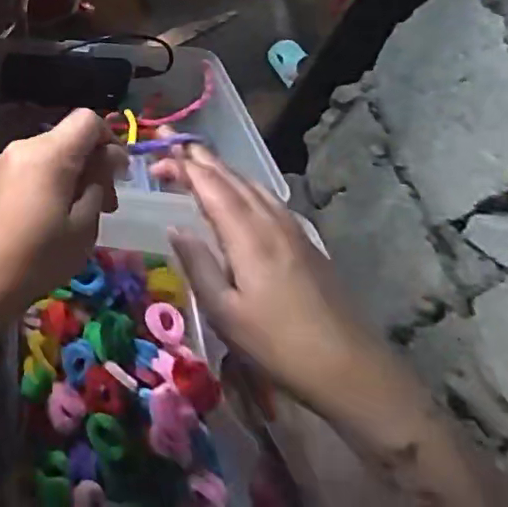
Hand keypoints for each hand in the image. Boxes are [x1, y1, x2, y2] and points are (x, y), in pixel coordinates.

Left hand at [0, 110, 126, 347]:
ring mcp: (4, 160)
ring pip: (50, 152)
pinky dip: (50, 179)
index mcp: (49, 153)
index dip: (109, 139)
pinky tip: (53, 214)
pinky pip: (31, 166)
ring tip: (82, 213)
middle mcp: (24, 146)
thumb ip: (100, 182)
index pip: (87, 119)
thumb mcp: (85, 224)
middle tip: (108, 204)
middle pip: (68, 137)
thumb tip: (108, 157)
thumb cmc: (40, 255)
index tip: (118, 174)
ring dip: (72, 173)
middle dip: (93, 162)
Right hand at [149, 143, 420, 429]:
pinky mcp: (304, 242)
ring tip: (195, 158)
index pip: (208, 184)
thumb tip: (175, 227)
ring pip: (250, 183)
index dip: (180, 166)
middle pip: (230, 175)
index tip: (153, 164)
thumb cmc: (279, 345)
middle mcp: (270, 221)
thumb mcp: (225, 312)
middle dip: (197, 154)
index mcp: (247, 234)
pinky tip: (236, 192)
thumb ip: (197, 264)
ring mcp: (291, 229)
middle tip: (168, 135)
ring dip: (219, 166)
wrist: (354, 372)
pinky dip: (241, 183)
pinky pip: (265, 197)